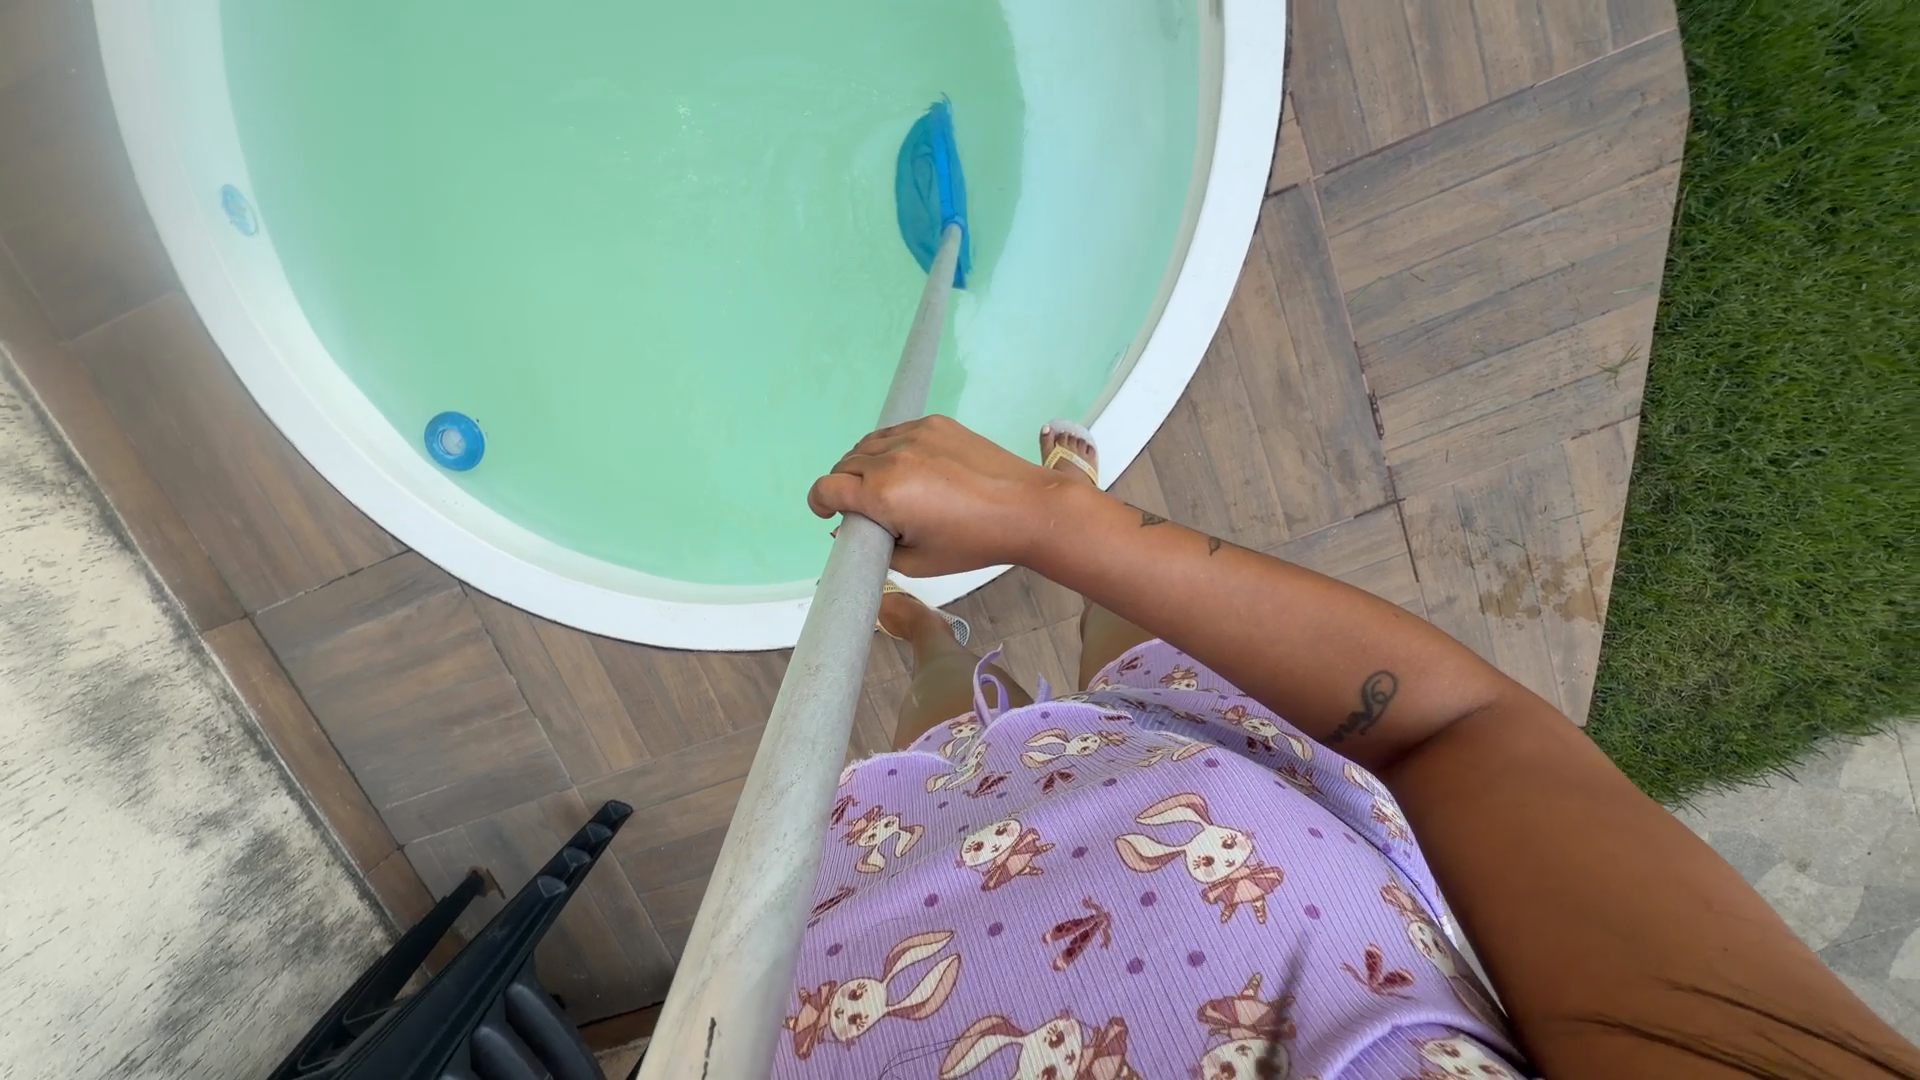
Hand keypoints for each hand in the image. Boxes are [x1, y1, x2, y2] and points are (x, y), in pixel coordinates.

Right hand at [807, 415, 1073, 576]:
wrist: (1024, 507)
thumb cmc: (973, 543)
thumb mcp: (917, 562)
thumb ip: (875, 548)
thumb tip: (850, 529)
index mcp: (882, 494)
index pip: (826, 488)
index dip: (820, 503)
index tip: (828, 514)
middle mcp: (891, 457)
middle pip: (844, 465)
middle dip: (845, 487)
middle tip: (866, 508)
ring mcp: (914, 435)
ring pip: (867, 445)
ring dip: (865, 466)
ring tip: (887, 488)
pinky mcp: (935, 423)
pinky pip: (895, 432)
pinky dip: (891, 449)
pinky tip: (911, 469)